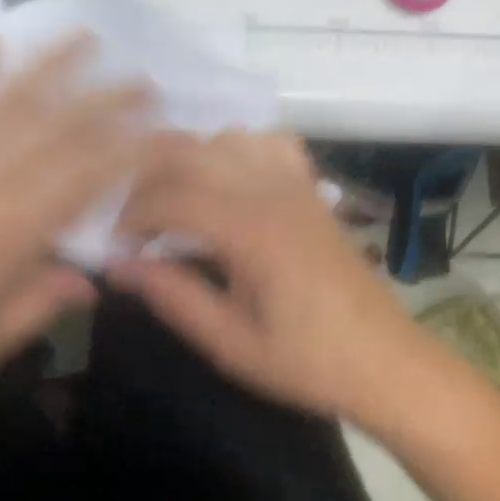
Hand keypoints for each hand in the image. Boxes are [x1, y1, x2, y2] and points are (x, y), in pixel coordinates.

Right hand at [109, 132, 424, 418]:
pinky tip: (222, 183)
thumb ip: (173, 297)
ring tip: (168, 202)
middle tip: (131, 221)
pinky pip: (268, 144)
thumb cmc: (306, 363)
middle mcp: (272, 192)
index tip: (114, 248)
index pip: (169, 196)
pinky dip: (234, 151)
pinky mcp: (311, 191)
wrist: (385, 362)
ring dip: (186, 160)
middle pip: (190, 150)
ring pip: (225, 138)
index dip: (130, 217)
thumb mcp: (230, 343)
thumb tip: (117, 266)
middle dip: (146, 178)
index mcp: (251, 231)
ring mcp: (297, 185)